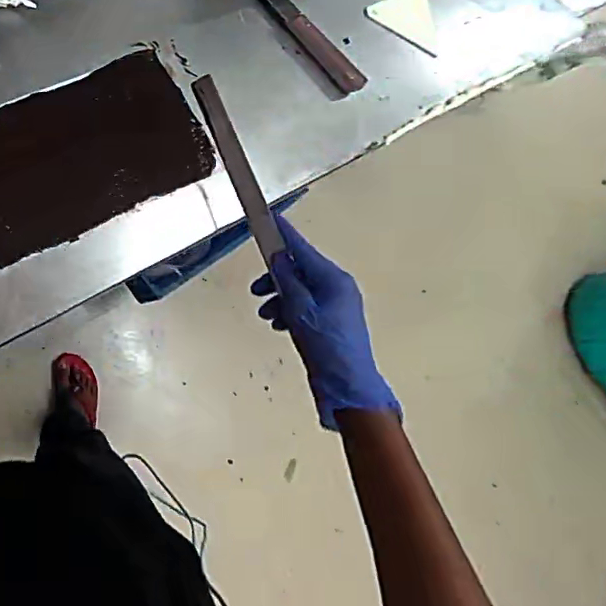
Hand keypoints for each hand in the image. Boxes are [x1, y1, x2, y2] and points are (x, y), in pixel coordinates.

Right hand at [250, 216, 396, 426]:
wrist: (348, 388)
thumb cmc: (325, 345)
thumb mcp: (299, 309)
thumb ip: (286, 280)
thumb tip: (278, 256)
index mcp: (333, 280)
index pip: (302, 248)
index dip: (284, 234)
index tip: (269, 217)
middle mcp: (337, 288)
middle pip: (299, 270)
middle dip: (275, 277)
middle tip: (257, 290)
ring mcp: (336, 306)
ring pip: (299, 289)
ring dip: (279, 297)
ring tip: (268, 315)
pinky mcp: (331, 322)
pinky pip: (304, 306)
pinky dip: (289, 311)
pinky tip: (280, 324)